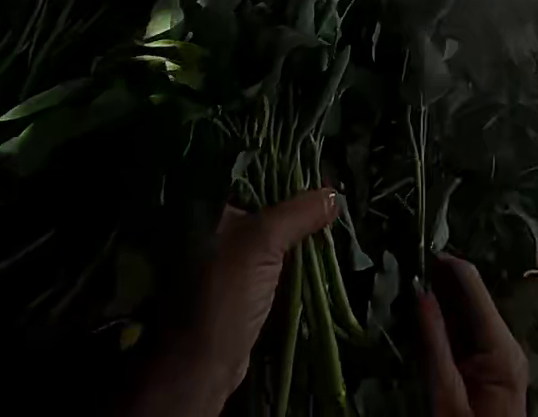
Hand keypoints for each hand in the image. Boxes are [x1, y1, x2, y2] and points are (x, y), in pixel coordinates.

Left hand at [120, 189, 338, 416]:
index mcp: (214, 209)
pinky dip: (293, 255)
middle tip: (330, 197)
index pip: (256, 176)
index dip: (288, 173)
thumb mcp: (263, 242)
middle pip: (266, 204)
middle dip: (298, 203)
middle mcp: (218, 227)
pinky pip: (273, 258)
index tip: (320, 174)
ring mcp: (230, 257)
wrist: (204, 365)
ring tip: (330, 218)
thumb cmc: (226, 291)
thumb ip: (298, 213)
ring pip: (272, 233)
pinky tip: (317, 250)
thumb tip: (333, 194)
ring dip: (298, 230)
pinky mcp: (242, 284)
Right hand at [419, 254, 528, 416]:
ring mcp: (500, 352)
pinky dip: (446, 316)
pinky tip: (425, 309)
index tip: (417, 251)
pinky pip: (467, 328)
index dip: (447, 264)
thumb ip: (434, 342)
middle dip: (441, 278)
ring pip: (468, 308)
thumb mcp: (446, 397)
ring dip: (442, 294)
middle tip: (408, 265)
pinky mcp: (491, 363)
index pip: (473, 284)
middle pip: (471, 293)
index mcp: (500, 346)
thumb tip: (421, 290)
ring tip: (412, 279)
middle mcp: (505, 340)